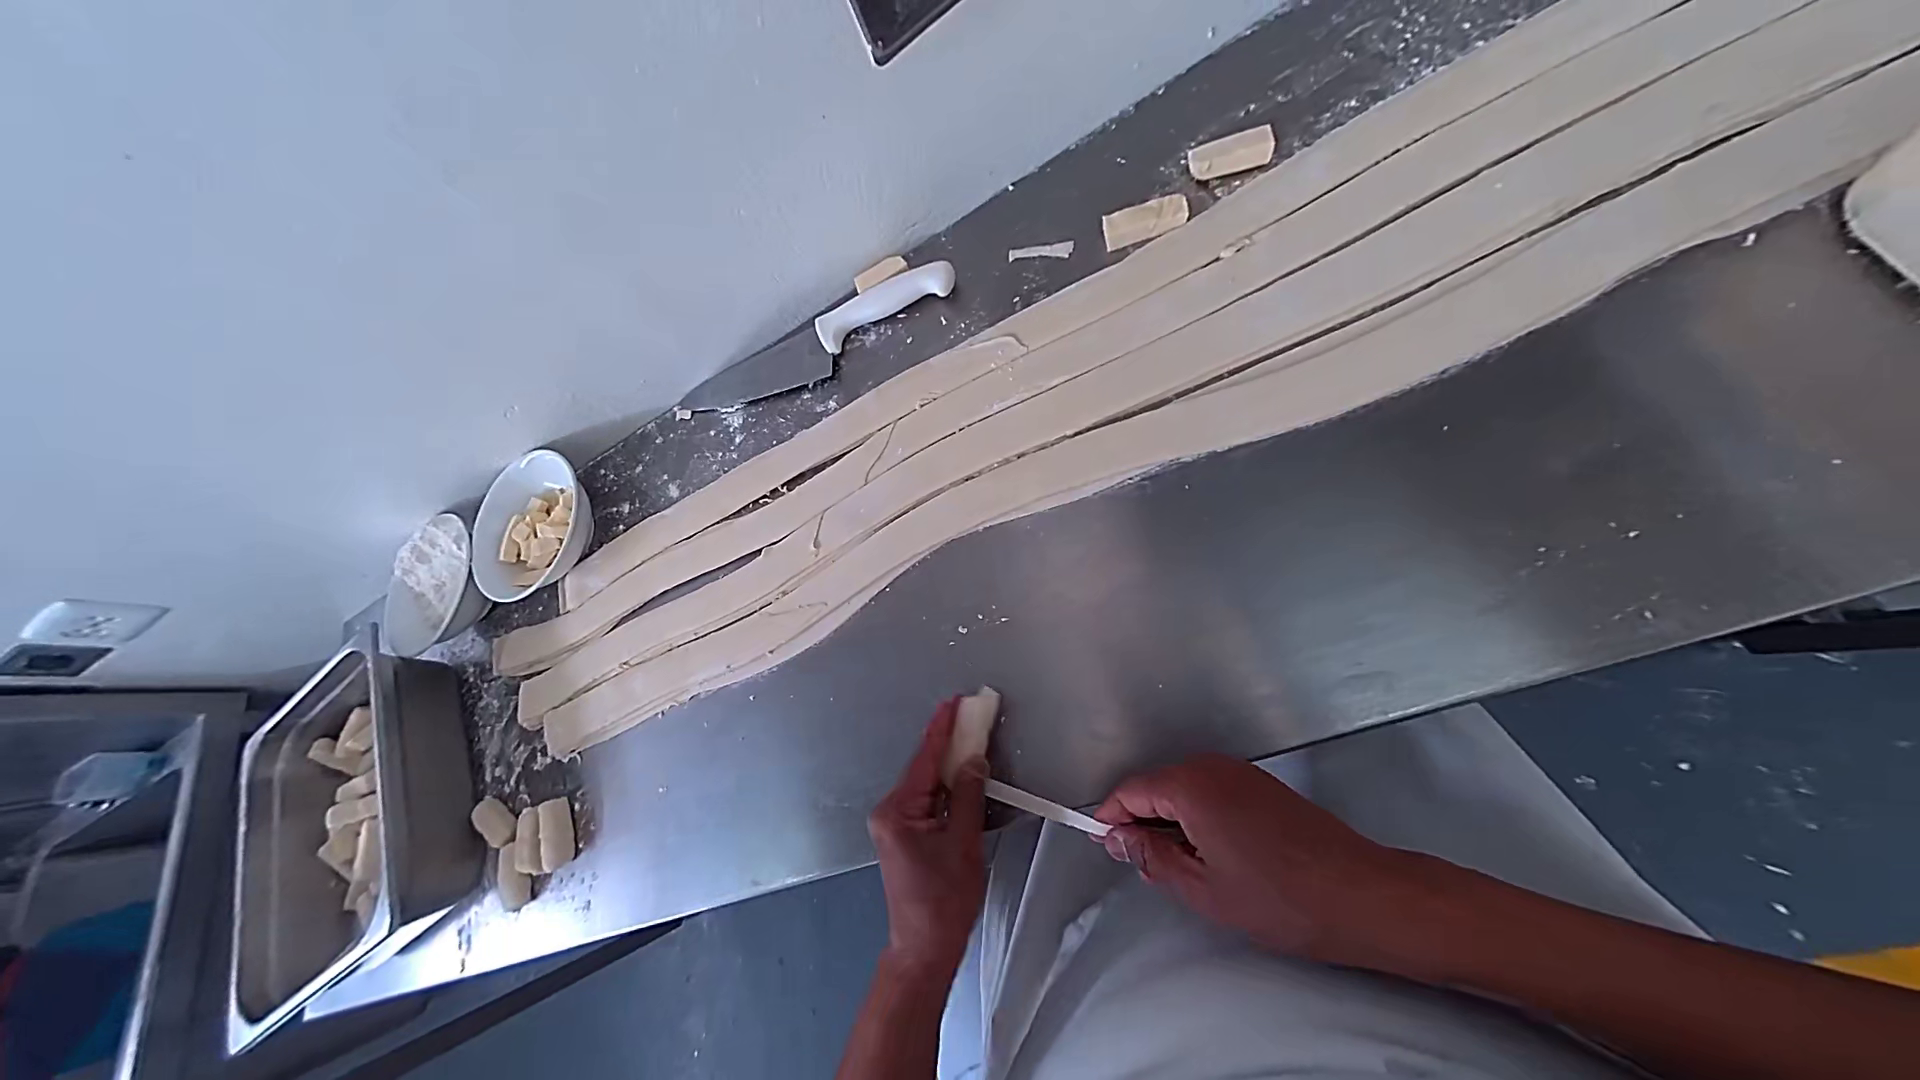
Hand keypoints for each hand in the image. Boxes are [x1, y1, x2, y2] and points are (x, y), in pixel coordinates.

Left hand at [867, 697, 987, 974]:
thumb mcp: (963, 844)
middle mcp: (890, 812)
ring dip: (950, 767)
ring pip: (928, 785)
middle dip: (948, 744)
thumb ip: (968, 797)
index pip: (924, 760)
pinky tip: (965, 778)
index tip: (953, 703)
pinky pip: (929, 801)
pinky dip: (948, 790)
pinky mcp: (906, 835)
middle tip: (971, 718)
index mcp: (897, 810)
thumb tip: (974, 761)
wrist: (924, 949)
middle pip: (924, 769)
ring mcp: (896, 824)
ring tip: (972, 741)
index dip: (942, 729)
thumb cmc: (943, 901)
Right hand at [1093, 754, 1473, 972]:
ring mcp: (1240, 772)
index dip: (1112, 817)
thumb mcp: (1202, 889)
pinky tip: (1214, 854)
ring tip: (1184, 868)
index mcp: (1191, 785)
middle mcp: (1213, 767)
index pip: (1130, 790)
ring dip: (1171, 822)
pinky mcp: (1260, 784)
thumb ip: (1150, 858)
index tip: (1106, 844)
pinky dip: (1198, 817)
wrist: (1364, 896)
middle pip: (1156, 786)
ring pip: (1183, 789)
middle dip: (1142, 822)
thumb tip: (1120, 839)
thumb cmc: (1282, 898)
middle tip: (1146, 866)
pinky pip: (1210, 791)